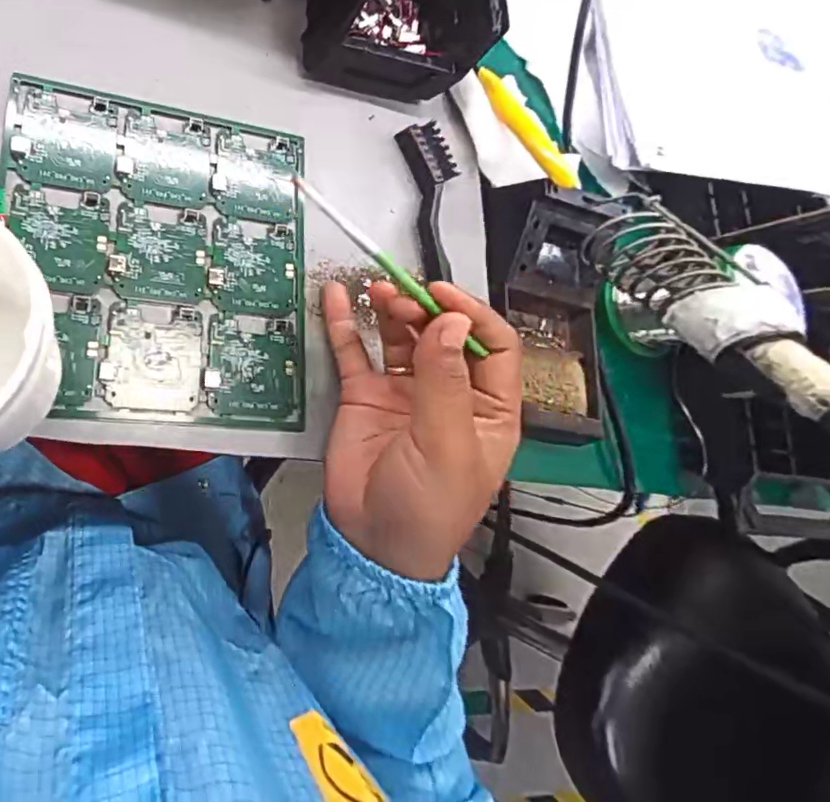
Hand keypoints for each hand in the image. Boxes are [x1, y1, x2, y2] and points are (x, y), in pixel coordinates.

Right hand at [319, 280, 521, 580]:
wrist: (373, 538)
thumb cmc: (429, 507)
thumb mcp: (447, 444)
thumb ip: (445, 382)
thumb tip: (449, 325)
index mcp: (486, 407)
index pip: (491, 346)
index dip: (469, 315)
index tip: (441, 295)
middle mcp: (446, 392)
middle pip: (440, 334)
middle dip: (423, 308)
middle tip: (400, 296)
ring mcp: (401, 391)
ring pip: (399, 337)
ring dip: (389, 310)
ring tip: (374, 291)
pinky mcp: (362, 395)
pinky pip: (355, 352)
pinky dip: (346, 326)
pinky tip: (338, 301)